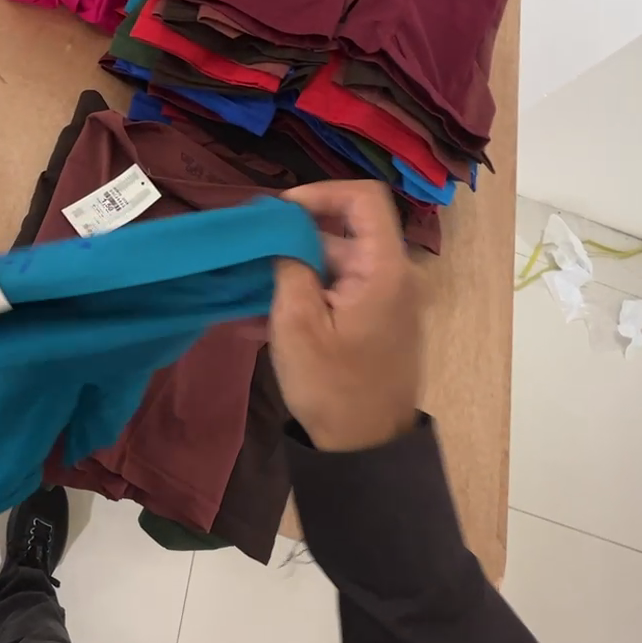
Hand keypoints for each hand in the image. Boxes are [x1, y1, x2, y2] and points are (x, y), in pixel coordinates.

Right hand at [270, 181, 423, 450]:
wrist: (365, 450)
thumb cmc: (331, 385)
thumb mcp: (297, 323)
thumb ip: (290, 264)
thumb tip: (282, 230)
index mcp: (383, 269)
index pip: (363, 198)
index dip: (320, 192)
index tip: (279, 213)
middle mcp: (392, 274)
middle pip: (344, 229)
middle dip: (295, 235)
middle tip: (251, 251)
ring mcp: (385, 298)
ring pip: (335, 259)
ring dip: (293, 266)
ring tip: (249, 283)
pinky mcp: (374, 318)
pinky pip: (338, 286)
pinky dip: (304, 289)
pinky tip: (263, 309)